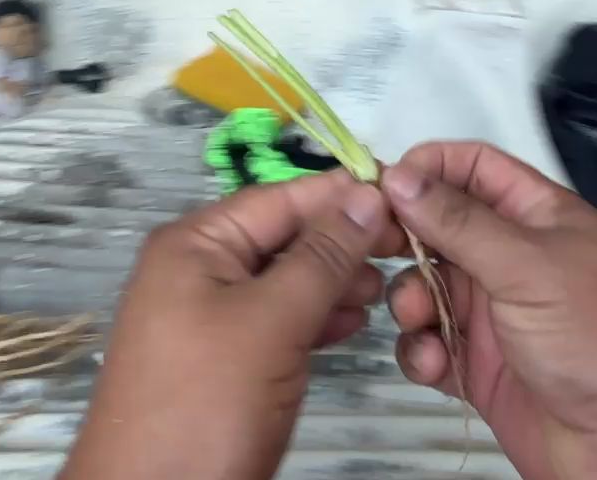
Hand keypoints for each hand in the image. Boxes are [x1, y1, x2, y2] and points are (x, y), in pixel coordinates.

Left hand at [60, 169, 396, 479]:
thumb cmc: (206, 404)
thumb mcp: (271, 322)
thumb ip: (322, 256)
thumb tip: (365, 195)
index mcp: (195, 243)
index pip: (279, 200)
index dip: (338, 193)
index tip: (397, 191)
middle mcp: (198, 269)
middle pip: (282, 238)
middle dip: (340, 241)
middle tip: (401, 245)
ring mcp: (208, 317)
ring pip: (284, 281)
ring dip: (333, 281)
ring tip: (384, 288)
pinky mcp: (222, 360)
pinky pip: (276, 320)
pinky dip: (315, 318)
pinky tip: (353, 323)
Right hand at [381, 141, 596, 479]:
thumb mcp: (528, 264)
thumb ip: (457, 221)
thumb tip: (396, 175)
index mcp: (532, 214)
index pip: (471, 167)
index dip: (427, 167)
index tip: (382, 184)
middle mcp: (508, 257)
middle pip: (438, 227)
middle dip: (405, 237)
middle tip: (372, 249)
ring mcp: (493, 314)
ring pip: (426, 287)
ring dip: (410, 299)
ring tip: (417, 317)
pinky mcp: (480, 368)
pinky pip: (431, 345)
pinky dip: (422, 351)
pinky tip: (433, 364)